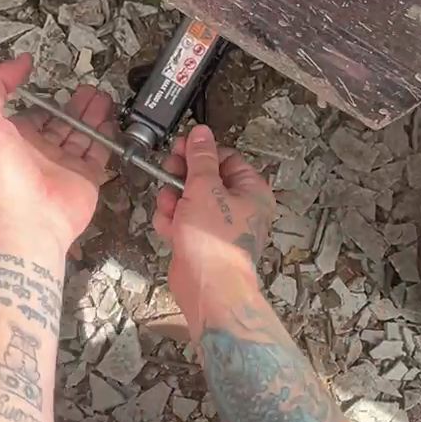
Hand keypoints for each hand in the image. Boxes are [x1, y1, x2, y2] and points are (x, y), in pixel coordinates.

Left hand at [0, 55, 115, 253]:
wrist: (27, 220)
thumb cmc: (0, 177)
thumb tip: (16, 64)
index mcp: (14, 138)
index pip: (32, 112)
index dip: (43, 97)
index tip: (55, 80)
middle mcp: (39, 151)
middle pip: (61, 121)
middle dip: (75, 104)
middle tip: (90, 88)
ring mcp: (63, 165)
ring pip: (81, 134)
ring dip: (92, 115)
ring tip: (103, 97)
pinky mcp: (85, 178)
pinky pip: (99, 153)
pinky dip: (106, 138)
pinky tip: (110, 122)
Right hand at [151, 125, 276, 323]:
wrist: (208, 287)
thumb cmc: (215, 243)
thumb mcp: (205, 188)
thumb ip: (200, 158)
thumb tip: (201, 134)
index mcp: (251, 190)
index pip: (225, 158)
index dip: (200, 152)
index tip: (179, 149)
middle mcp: (240, 208)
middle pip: (205, 178)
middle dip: (182, 178)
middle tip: (169, 175)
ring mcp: (220, 226)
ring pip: (191, 200)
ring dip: (174, 201)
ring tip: (170, 209)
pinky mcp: (202, 242)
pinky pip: (184, 221)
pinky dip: (173, 222)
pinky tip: (169, 226)